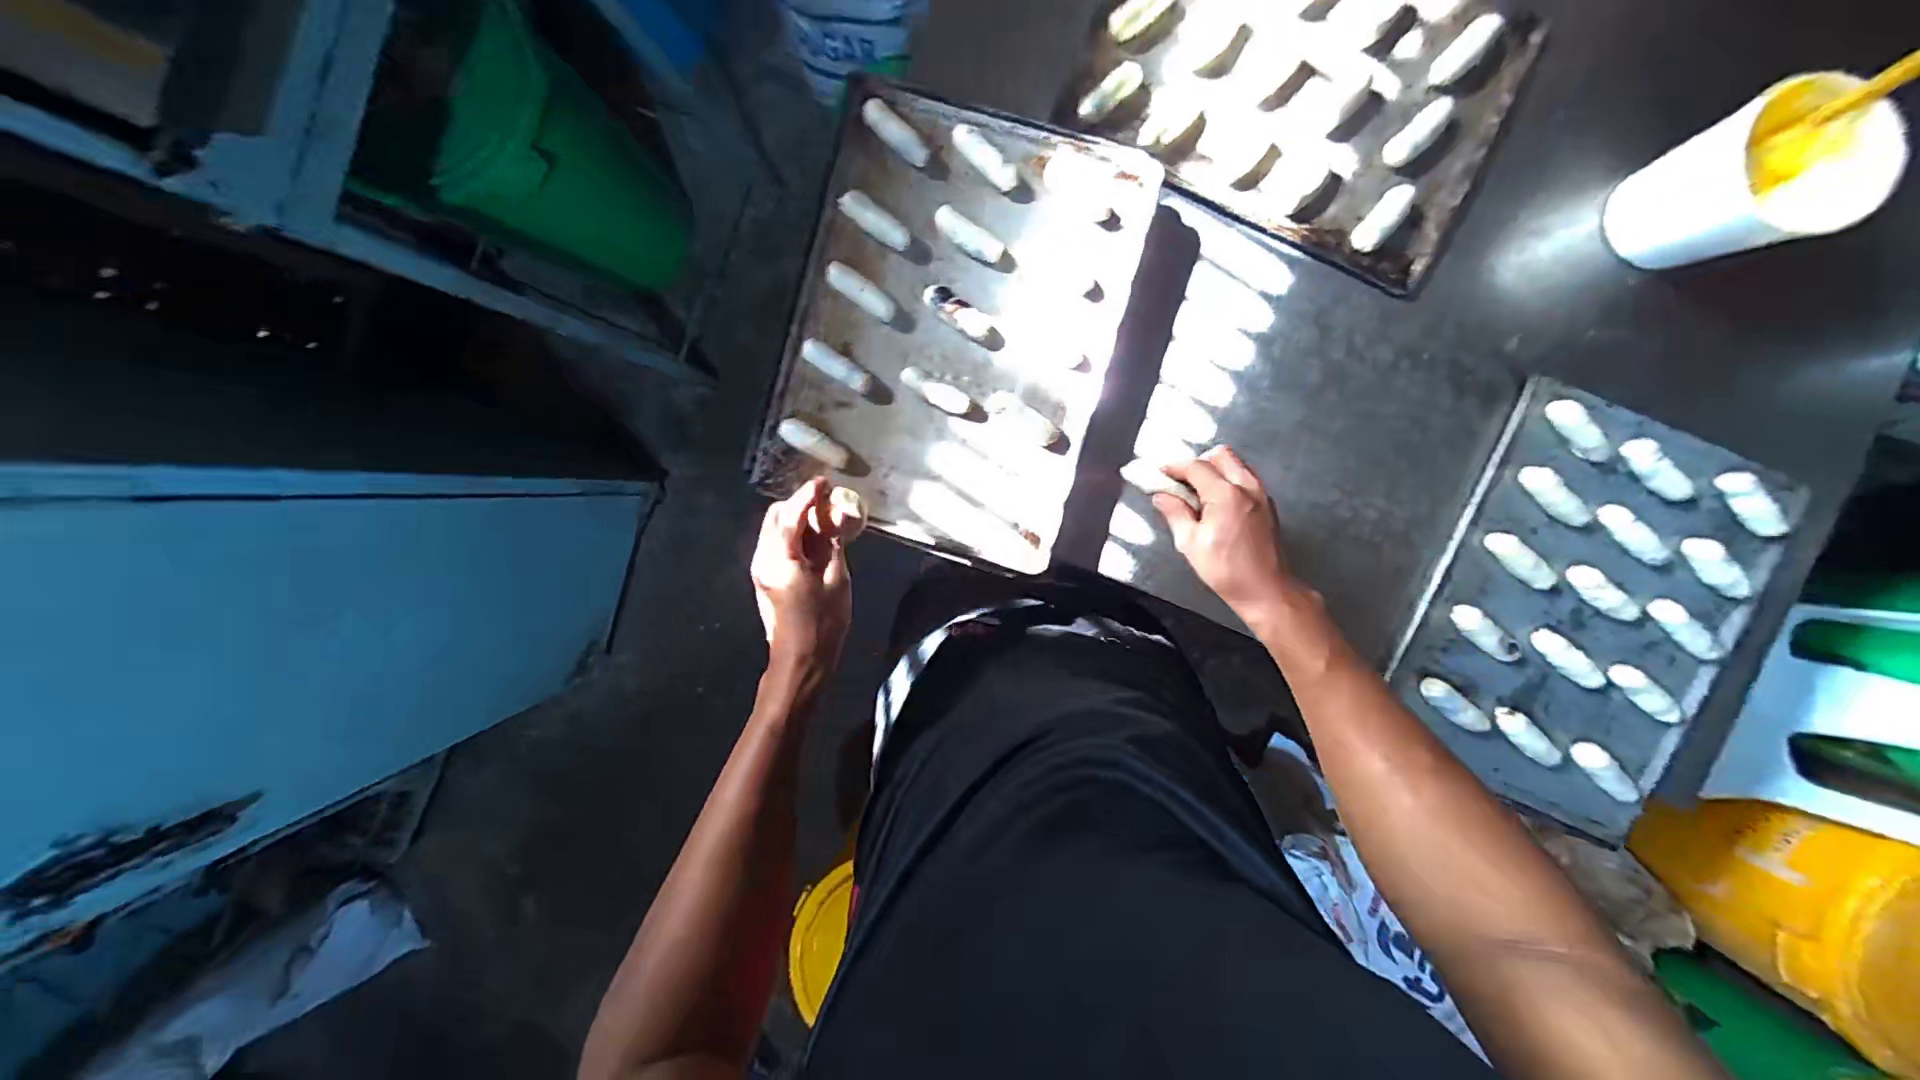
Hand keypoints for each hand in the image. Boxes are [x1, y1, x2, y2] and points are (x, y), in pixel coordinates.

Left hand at [750, 478, 852, 669]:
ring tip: (824, 522)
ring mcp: (760, 569)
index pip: (791, 514)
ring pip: (774, 529)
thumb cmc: (823, 622)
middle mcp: (763, 558)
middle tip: (828, 503)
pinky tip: (814, 542)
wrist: (800, 660)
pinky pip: (776, 544)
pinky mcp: (764, 578)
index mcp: (780, 558)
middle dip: (800, 504)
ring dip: (796, 519)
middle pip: (776, 516)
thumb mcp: (837, 580)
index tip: (825, 481)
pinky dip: (793, 535)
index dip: (808, 494)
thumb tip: (835, 520)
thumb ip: (832, 544)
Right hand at [1150, 446, 1308, 628]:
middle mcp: (1247, 488)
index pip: (1196, 467)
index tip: (1161, 474)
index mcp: (1226, 495)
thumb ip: (1175, 513)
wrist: (1266, 590)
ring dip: (1215, 471)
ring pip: (1236, 465)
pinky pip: (1246, 480)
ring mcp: (1261, 495)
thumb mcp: (1190, 543)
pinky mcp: (1268, 505)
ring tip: (1198, 493)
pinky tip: (1217, 503)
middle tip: (1181, 482)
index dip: (1174, 468)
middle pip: (1221, 455)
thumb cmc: (1227, 570)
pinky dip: (1229, 481)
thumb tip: (1162, 497)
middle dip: (1198, 463)